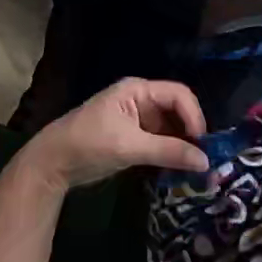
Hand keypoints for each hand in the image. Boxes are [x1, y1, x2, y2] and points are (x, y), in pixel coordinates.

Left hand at [18, 78, 208, 190]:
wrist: (54, 162)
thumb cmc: (89, 144)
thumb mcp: (129, 147)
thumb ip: (168, 151)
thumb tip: (205, 161)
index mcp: (137, 90)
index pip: (178, 95)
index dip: (194, 117)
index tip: (202, 145)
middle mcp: (140, 100)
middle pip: (178, 111)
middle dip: (193, 133)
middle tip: (206, 161)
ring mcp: (138, 120)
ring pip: (172, 128)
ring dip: (184, 147)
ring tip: (198, 170)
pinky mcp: (134, 139)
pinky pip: (161, 142)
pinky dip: (172, 154)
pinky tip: (181, 171)